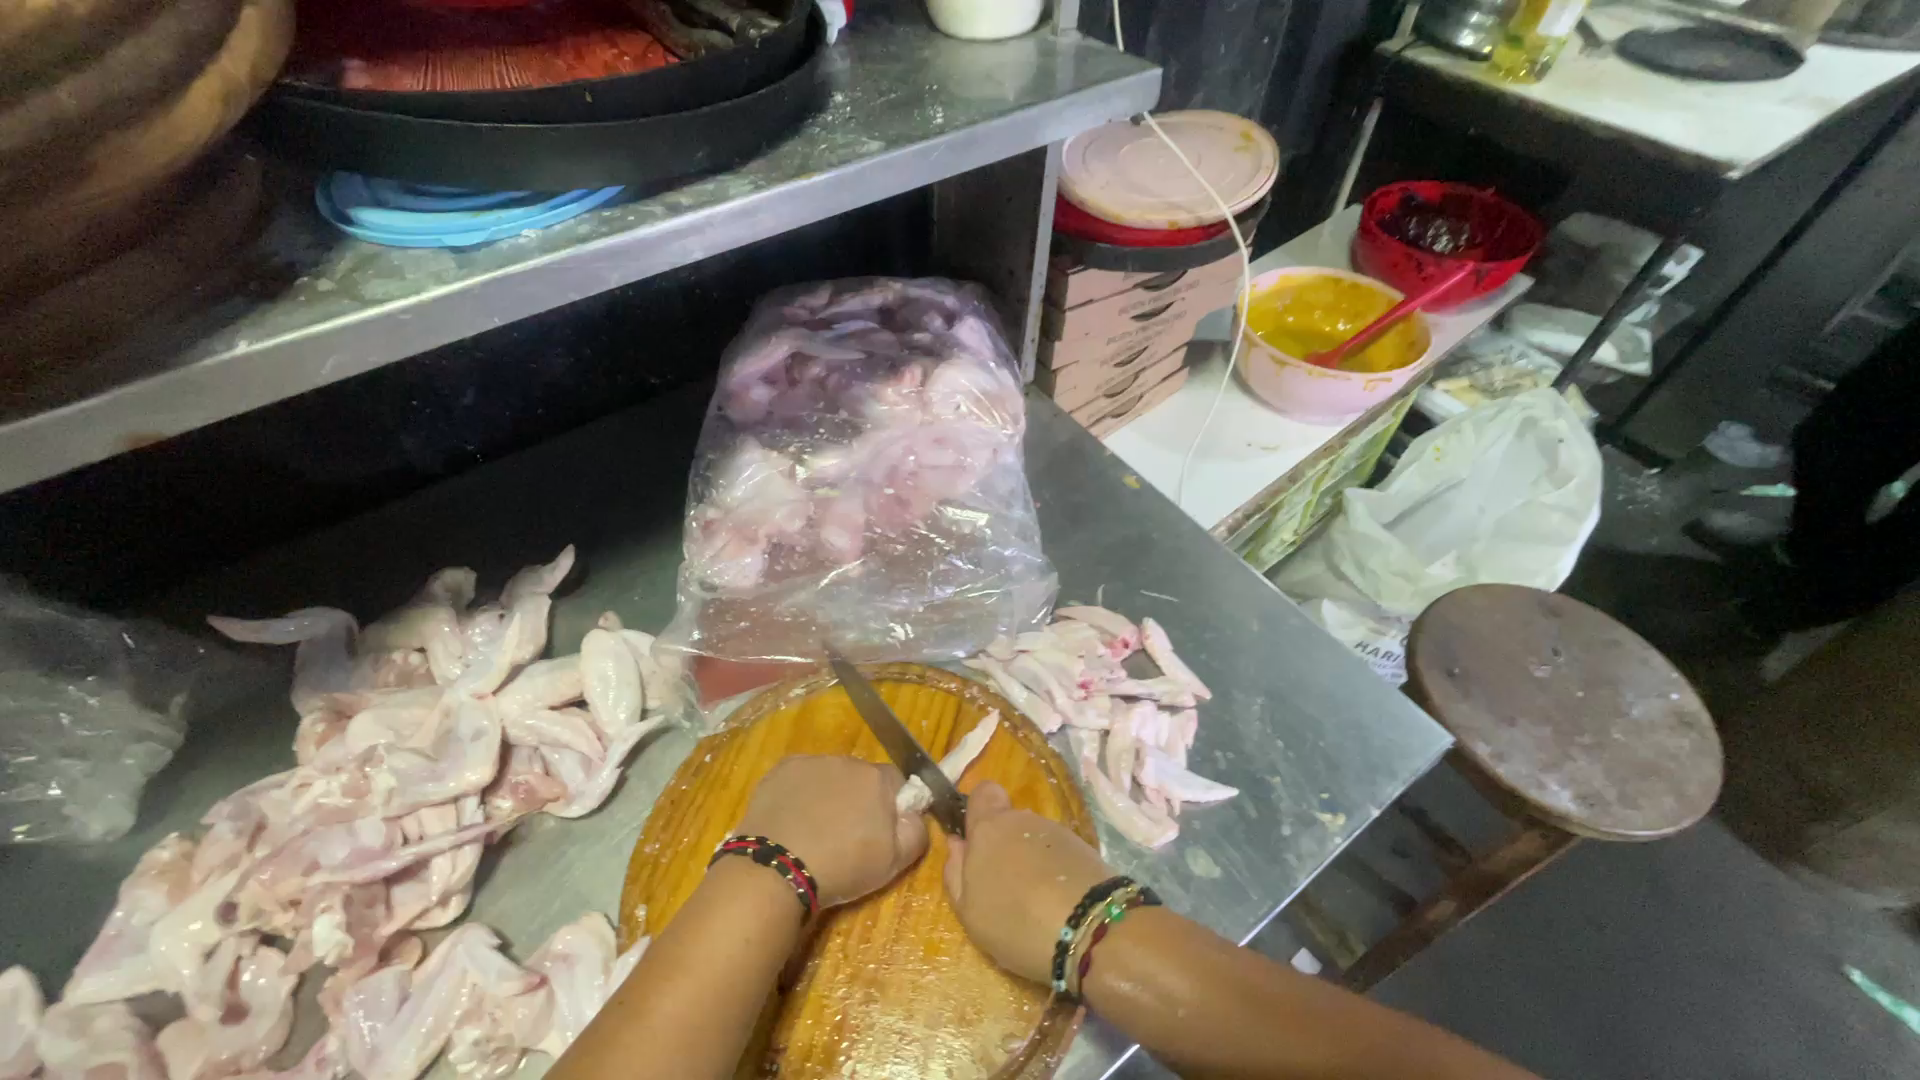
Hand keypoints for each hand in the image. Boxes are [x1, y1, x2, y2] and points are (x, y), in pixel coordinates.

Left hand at [733, 755, 929, 907]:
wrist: (778, 869)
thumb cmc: (842, 867)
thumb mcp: (895, 862)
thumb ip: (917, 832)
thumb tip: (916, 814)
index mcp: (877, 779)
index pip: (896, 782)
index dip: (890, 806)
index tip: (879, 830)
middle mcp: (846, 761)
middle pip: (861, 777)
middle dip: (858, 799)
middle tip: (846, 835)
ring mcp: (810, 762)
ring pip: (829, 776)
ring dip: (828, 795)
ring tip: (814, 830)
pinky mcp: (780, 770)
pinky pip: (800, 778)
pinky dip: (799, 793)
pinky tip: (792, 819)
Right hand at [941, 781, 1112, 983]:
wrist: (1089, 928)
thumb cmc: (1015, 920)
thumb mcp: (969, 910)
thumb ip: (955, 873)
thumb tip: (956, 844)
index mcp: (989, 827)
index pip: (982, 792)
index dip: (979, 811)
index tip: (977, 842)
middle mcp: (1023, 819)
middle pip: (1010, 821)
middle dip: (1006, 846)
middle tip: (1006, 887)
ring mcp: (1057, 832)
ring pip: (1035, 839)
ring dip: (1032, 861)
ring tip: (1035, 902)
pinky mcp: (1085, 849)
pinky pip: (1059, 855)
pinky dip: (1056, 872)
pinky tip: (1059, 903)